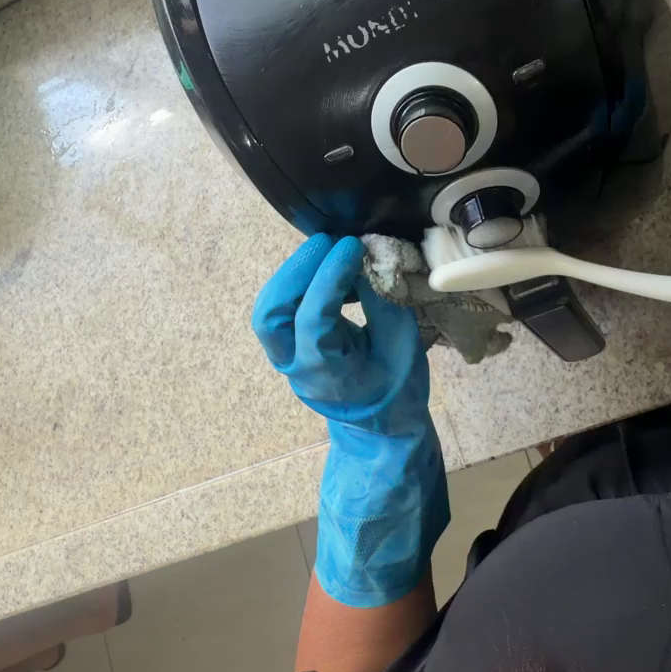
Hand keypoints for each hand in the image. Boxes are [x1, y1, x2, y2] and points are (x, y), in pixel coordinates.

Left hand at [253, 234, 430, 433]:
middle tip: (327, 242)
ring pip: (269, 311)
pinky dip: (301, 283)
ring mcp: (288, 358)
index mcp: (326, 375)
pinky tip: (328, 269)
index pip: (313, 319)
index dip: (329, 277)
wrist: (382, 429)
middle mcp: (296, 367)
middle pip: (270, 315)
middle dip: (295, 271)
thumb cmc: (398, 391)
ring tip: (327, 250)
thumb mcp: (402, 346)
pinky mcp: (291, 346)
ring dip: (294, 274)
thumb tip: (367, 257)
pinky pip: (283, 310)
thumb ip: (381, 301)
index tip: (351, 245)